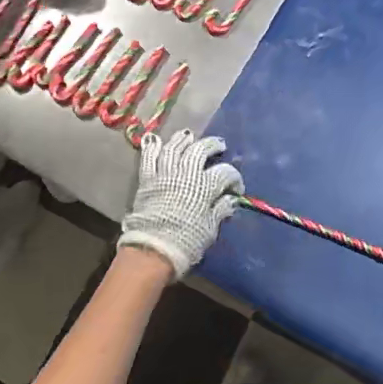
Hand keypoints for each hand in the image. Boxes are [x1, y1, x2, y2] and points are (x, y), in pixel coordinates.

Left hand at [117, 130, 243, 278]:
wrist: (154, 247)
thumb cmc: (187, 241)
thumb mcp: (209, 228)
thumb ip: (219, 210)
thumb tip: (230, 200)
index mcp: (205, 187)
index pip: (225, 173)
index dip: (234, 178)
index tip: (236, 188)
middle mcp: (185, 174)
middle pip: (199, 151)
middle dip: (211, 146)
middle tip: (218, 145)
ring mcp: (164, 175)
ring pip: (174, 149)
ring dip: (182, 140)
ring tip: (188, 136)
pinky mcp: (147, 180)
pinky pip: (148, 158)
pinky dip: (151, 147)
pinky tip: (154, 138)